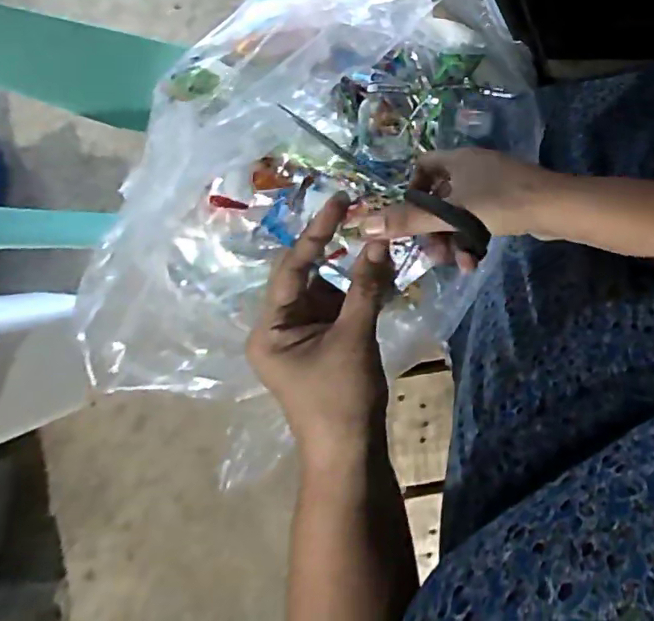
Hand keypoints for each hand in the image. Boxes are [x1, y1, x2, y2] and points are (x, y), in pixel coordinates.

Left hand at [247, 194, 394, 467]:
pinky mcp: (325, 340)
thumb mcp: (354, 336)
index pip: (292, 268)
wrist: (350, 453)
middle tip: (361, 212)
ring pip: (328, 287)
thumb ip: (365, 286)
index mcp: (270, 327)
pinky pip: (341, 303)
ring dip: (354, 267)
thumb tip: (379, 241)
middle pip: (308, 274)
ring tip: (380, 241)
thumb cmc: (340, 397)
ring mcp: (304, 333)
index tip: (338, 200)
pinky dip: (361, 288)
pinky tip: (383, 270)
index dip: (317, 232)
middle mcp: (280, 326)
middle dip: (336, 247)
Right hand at [349, 148, 561, 269]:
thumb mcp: (451, 214)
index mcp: (457, 159)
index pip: (422, 166)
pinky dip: (472, 239)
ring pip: (459, 213)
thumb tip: (364, 226)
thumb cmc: (500, 202)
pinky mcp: (508, 201)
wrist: (554, 206)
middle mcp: (472, 167)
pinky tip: (472, 262)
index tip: (407, 218)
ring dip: (452, 239)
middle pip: (439, 196)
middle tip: (432, 254)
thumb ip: (408, 221)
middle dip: (433, 228)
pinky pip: (479, 220)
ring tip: (455, 264)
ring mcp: (492, 183)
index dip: (410, 190)